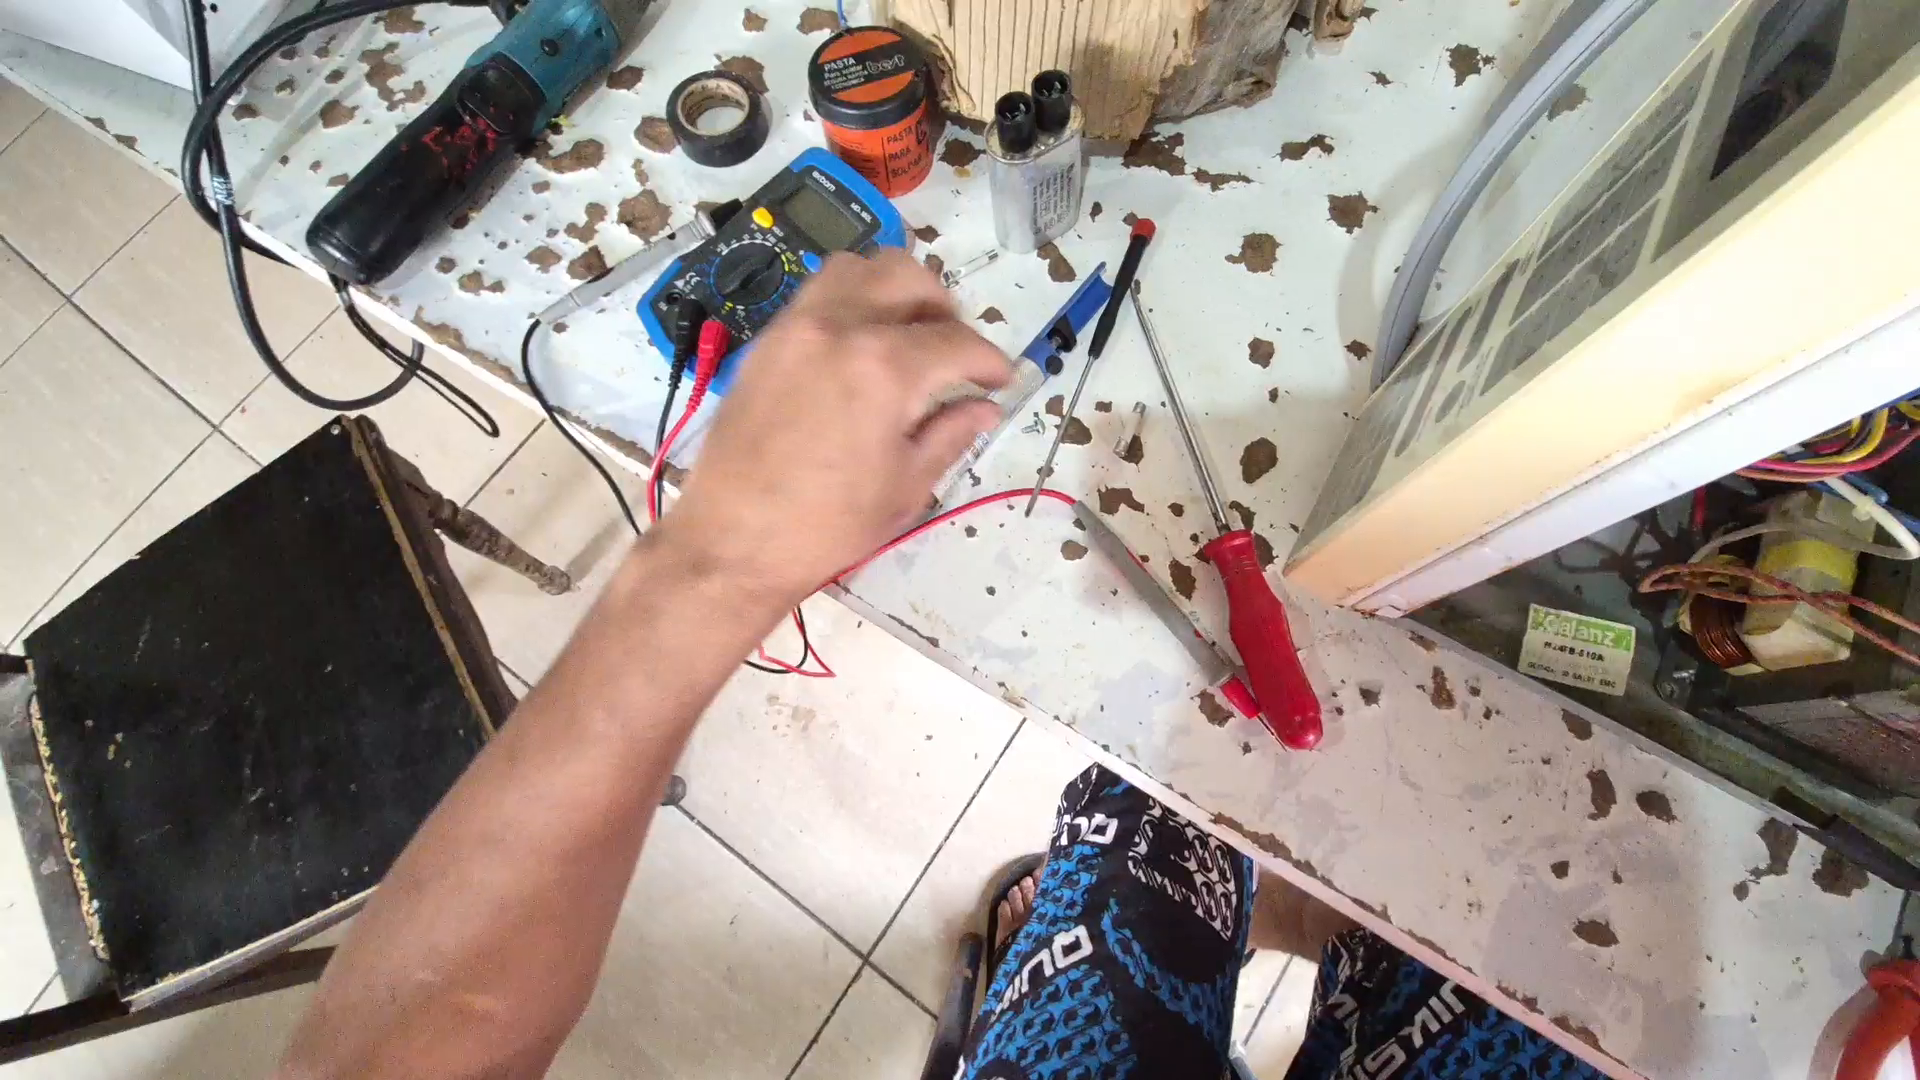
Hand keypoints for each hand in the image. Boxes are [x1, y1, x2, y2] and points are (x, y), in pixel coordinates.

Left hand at [656, 250, 1011, 608]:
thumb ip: (951, 434)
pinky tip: (860, 347)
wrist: (734, 542)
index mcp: (883, 368)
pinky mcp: (766, 342)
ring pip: (858, 269)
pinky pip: (818, 294)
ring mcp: (795, 327)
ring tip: (908, 334)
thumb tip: (984, 407)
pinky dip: (852, 302)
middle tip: (956, 352)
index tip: (1001, 380)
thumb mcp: (905, 487)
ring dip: (895, 290)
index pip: (956, 341)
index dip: (990, 360)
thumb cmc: (828, 526)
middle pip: (908, 278)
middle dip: (946, 309)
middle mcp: (839, 328)